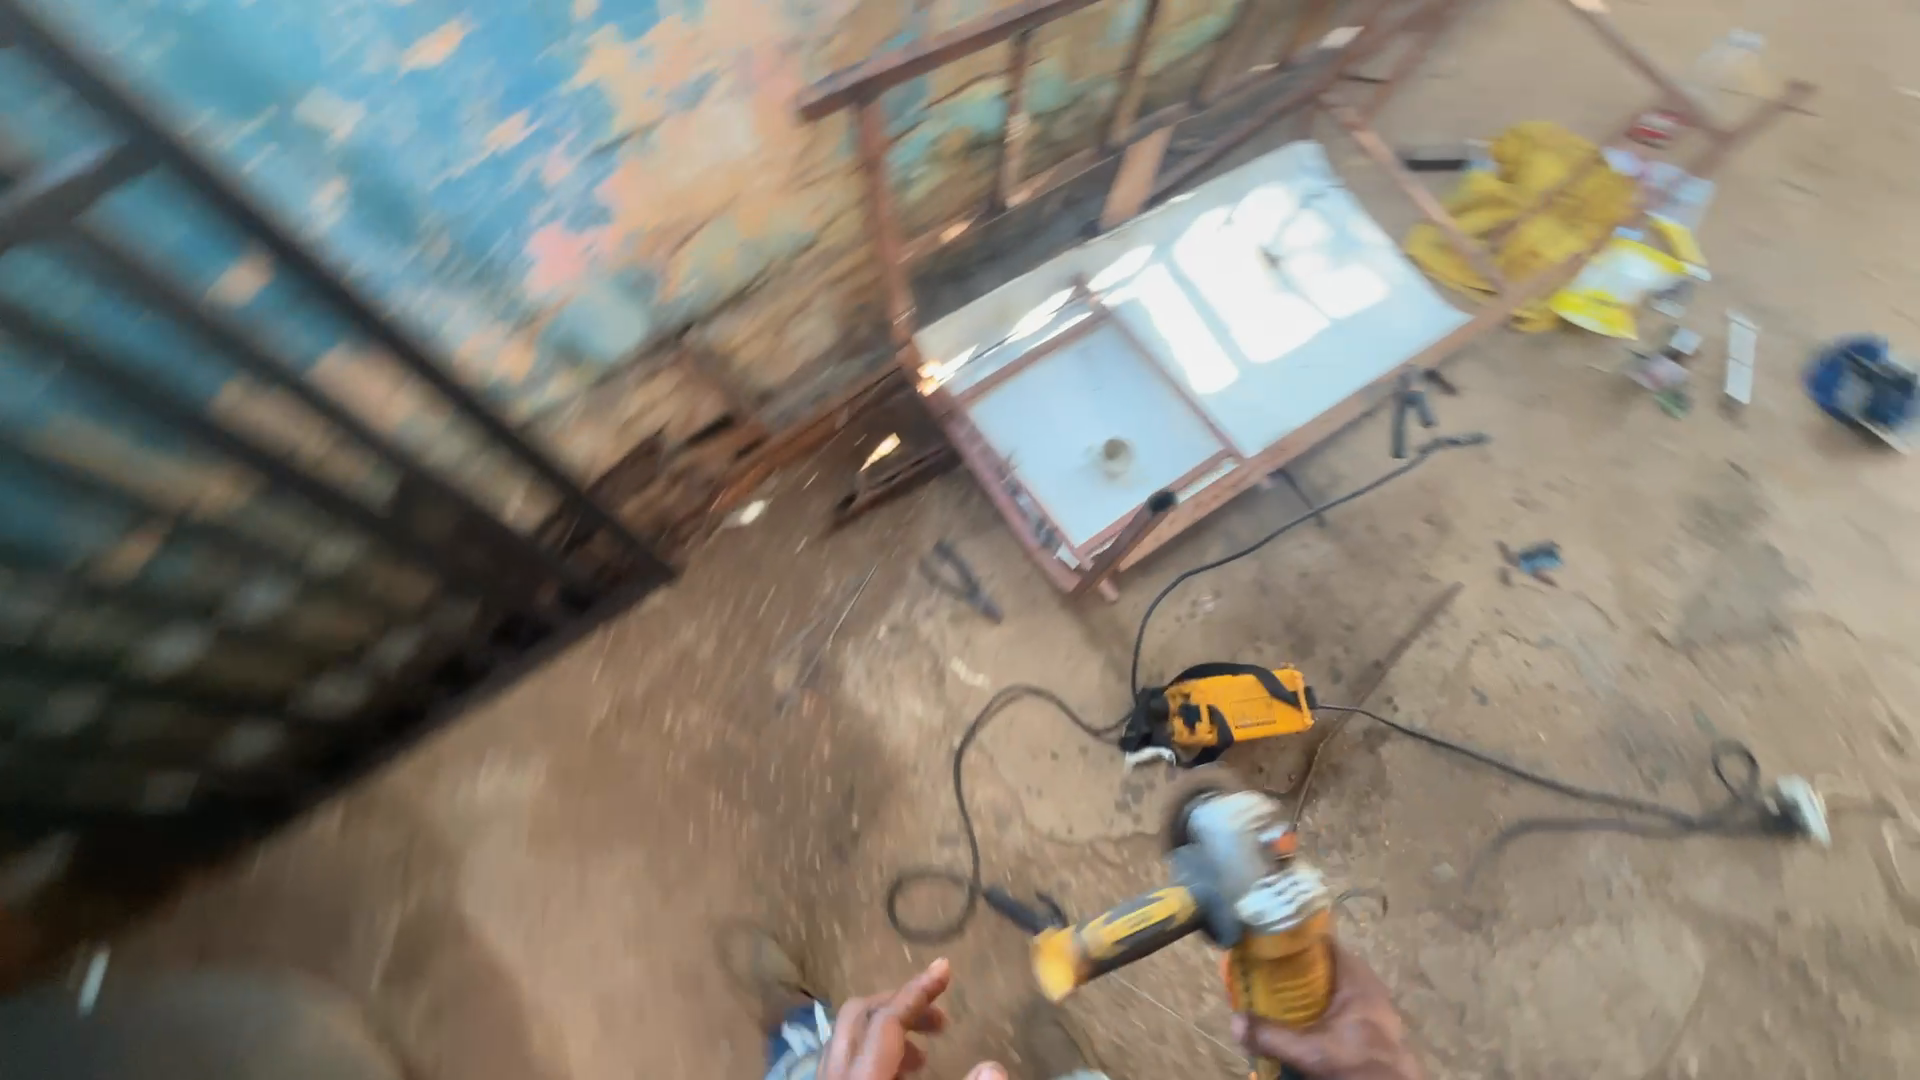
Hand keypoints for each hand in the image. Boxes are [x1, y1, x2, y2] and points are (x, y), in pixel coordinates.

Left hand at [820, 958, 1007, 1079]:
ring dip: (886, 1030)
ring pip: (846, 1037)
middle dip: (901, 1003)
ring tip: (923, 1054)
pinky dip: (872, 1051)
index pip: (887, 1018)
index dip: (919, 990)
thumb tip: (996, 1067)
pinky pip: (843, 1060)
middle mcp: (834, 1074)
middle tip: (940, 1020)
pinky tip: (899, 1074)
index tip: (946, 967)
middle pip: (858, 1013)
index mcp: (859, 1076)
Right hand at [1230, 945, 1424, 1079]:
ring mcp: (1378, 1007)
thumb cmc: (1356, 1065)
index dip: (1294, 939)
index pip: (1322, 941)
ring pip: (1337, 985)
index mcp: (1357, 977)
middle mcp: (1370, 985)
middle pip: (1326, 963)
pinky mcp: (1379, 1028)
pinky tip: (1309, 1021)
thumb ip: (1270, 1035)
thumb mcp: (1308, 1051)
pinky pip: (1347, 1005)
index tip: (1269, 943)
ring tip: (1285, 996)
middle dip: (1299, 967)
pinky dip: (1328, 1008)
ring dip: (1314, 989)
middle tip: (1270, 973)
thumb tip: (1234, 1022)